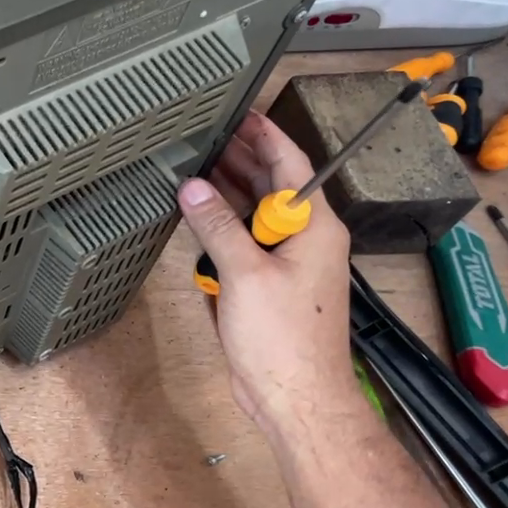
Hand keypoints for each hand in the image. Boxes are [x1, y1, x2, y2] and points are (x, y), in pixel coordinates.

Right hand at [177, 113, 362, 439]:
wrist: (294, 395)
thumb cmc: (282, 336)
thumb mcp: (245, 273)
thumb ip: (217, 225)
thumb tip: (192, 186)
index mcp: (314, 228)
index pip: (292, 166)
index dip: (266, 136)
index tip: (242, 111)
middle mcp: (305, 239)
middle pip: (274, 186)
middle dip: (242, 158)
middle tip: (206, 134)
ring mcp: (287, 263)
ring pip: (257, 214)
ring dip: (230, 191)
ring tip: (196, 165)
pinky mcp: (268, 285)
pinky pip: (246, 242)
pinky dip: (224, 225)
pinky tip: (200, 216)